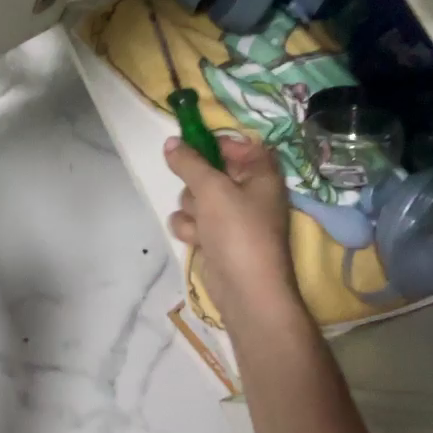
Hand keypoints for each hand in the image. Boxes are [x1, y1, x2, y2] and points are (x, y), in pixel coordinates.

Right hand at [164, 135, 294, 312]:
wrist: (246, 290)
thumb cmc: (238, 232)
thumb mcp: (211, 189)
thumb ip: (188, 162)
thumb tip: (171, 141)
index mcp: (261, 175)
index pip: (239, 145)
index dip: (215, 144)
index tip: (190, 145)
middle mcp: (248, 192)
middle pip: (209, 170)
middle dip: (195, 183)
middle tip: (201, 193)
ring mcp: (232, 217)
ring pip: (194, 196)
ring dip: (191, 209)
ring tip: (202, 225)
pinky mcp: (216, 237)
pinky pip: (192, 220)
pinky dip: (191, 229)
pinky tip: (197, 240)